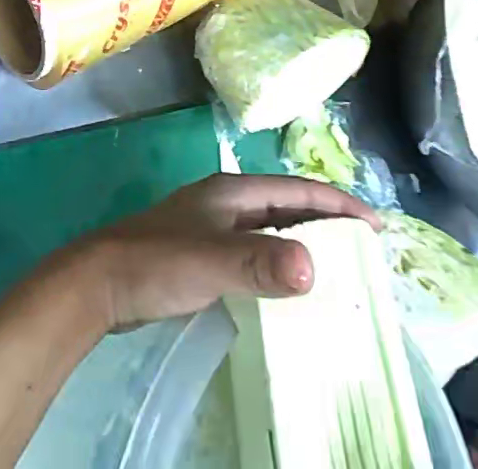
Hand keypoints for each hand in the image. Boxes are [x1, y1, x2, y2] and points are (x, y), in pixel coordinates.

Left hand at [67, 173, 380, 330]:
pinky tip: (290, 288)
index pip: (294, 189)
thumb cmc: (155, 262)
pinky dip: (278, 263)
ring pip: (269, 230)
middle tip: (368, 252)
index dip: (337, 204)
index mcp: (229, 193)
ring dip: (303, 244)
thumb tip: (315, 267)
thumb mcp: (210, 260)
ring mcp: (210, 228)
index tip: (378, 226)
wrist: (99, 282)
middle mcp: (222, 204)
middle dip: (325, 223)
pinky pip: (253, 252)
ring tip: (341, 270)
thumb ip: (258, 262)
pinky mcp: (201, 254)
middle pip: (285, 206)